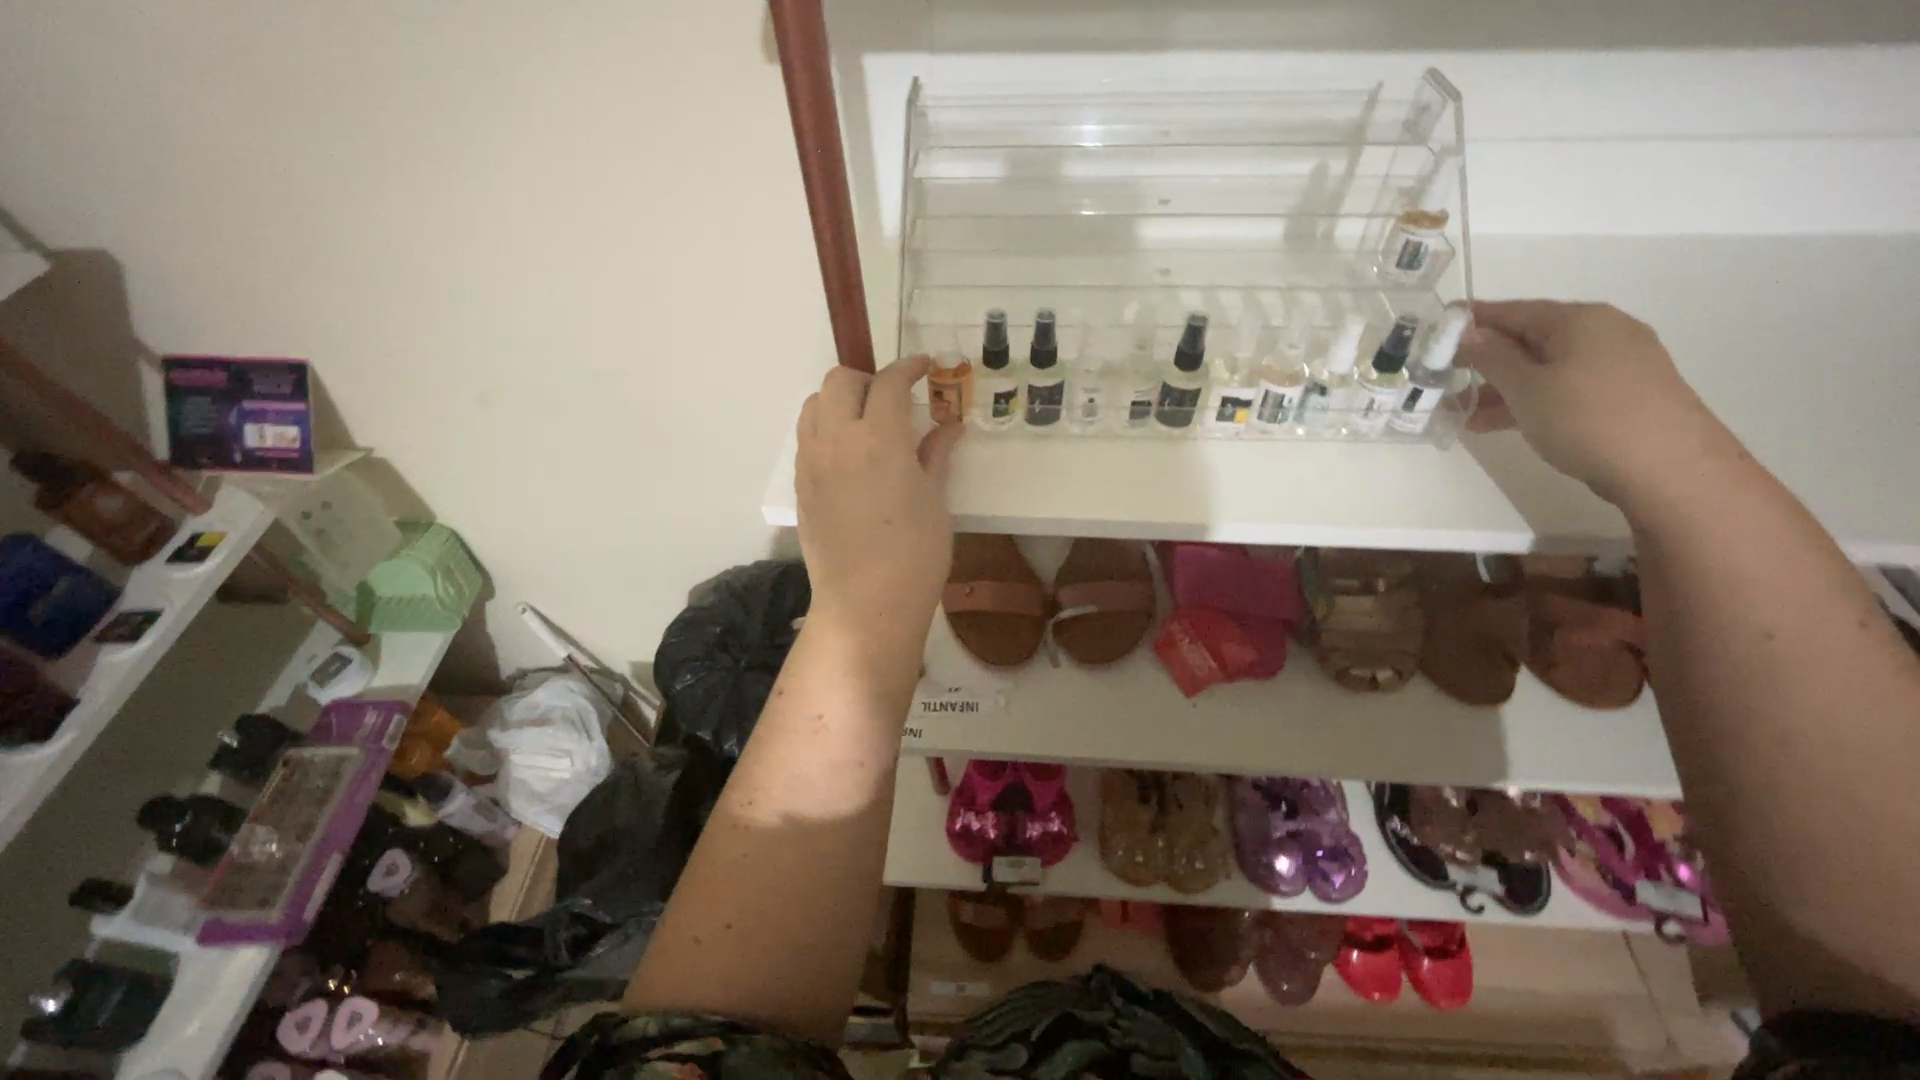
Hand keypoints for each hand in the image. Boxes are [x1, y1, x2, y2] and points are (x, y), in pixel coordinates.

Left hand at [796, 356, 963, 640]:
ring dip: (840, 399)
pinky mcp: (800, 486)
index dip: (909, 368)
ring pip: (815, 404)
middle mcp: (837, 440)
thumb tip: (949, 426)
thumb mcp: (934, 500)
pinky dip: (826, 428)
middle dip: (868, 378)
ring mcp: (812, 462)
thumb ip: (935, 455)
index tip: (924, 367)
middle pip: (840, 381)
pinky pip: (807, 436)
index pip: (890, 383)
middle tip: (893, 396)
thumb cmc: (915, 555)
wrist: (866, 605)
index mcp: (879, 439)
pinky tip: (850, 453)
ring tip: (866, 421)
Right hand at [1463, 300, 1732, 507]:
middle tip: (1444, 377)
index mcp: (1580, 319)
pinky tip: (1501, 423)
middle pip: (1530, 340)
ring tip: (1462, 414)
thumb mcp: (1526, 387)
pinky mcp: (1624, 394)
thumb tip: (1467, 332)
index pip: (1514, 311)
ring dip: (1502, 388)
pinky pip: (1564, 387)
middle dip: (1485, 361)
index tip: (1438, 327)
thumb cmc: (1588, 418)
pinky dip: (1531, 400)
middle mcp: (1603, 332)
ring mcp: (1618, 364)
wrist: (1669, 468)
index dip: (1473, 319)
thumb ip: (1491, 357)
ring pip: (1545, 369)